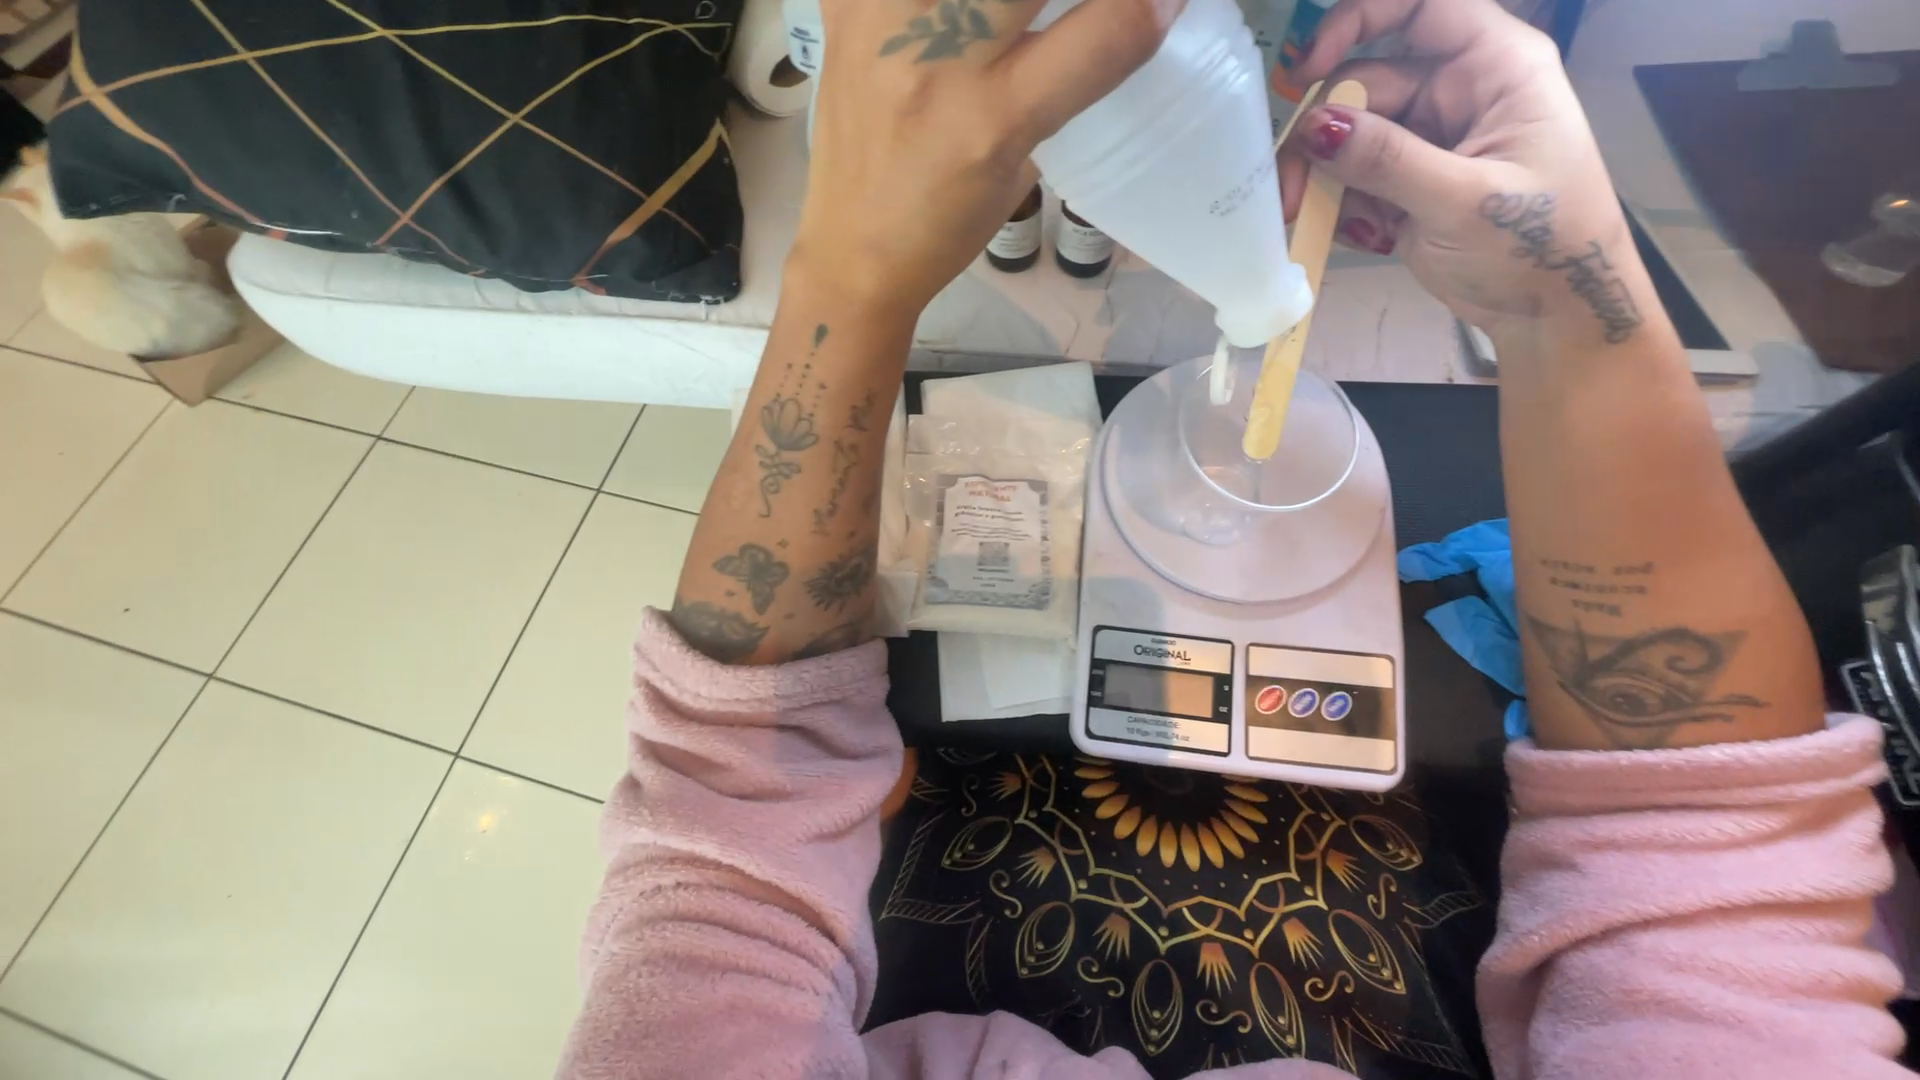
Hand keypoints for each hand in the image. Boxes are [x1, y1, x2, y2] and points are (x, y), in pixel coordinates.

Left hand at [795, 0, 1180, 311]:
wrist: (855, 256)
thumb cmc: (946, 229)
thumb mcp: (1021, 166)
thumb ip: (1068, 77)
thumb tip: (1130, 5)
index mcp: (991, 120)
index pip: (1103, 29)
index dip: (1151, 4)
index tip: (1166, 3)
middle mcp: (935, 59)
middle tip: (1064, 15)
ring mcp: (879, 22)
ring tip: (1008, 19)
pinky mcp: (842, 8)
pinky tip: (949, 14)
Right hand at [1278, 0, 1645, 342]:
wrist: (1550, 312)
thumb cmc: (1537, 244)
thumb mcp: (1464, 200)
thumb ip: (1387, 160)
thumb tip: (1313, 127)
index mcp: (1493, 67)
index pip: (1423, 5)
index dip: (1360, 18)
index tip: (1308, 68)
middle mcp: (1455, 93)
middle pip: (1365, 84)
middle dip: (1321, 133)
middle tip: (1289, 190)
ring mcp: (1426, 143)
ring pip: (1349, 138)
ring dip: (1319, 176)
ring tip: (1302, 218)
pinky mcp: (1404, 186)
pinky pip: (1352, 180)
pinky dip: (1338, 205)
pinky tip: (1348, 234)